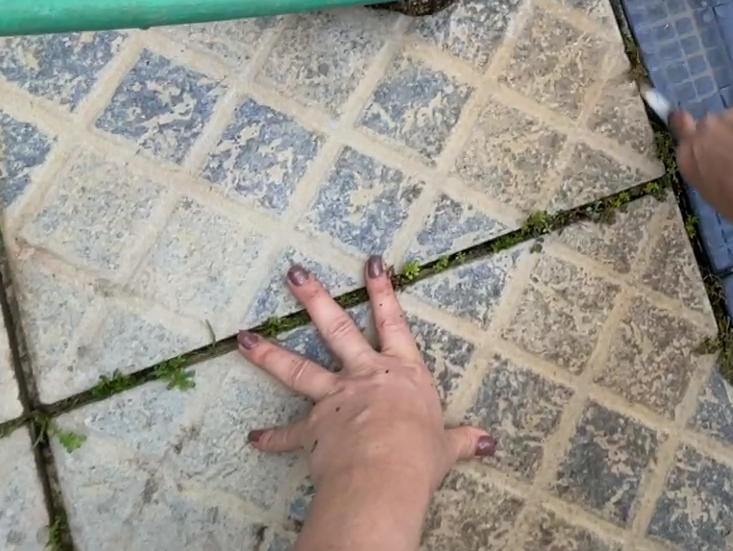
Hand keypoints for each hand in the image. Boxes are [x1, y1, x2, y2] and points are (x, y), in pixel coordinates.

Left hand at [237, 257, 493, 501]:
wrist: (385, 471)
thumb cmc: (419, 452)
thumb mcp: (446, 445)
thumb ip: (462, 440)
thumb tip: (489, 444)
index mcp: (402, 371)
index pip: (392, 321)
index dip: (382, 290)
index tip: (370, 262)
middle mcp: (366, 375)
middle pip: (337, 329)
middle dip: (315, 299)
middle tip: (294, 273)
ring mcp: (336, 398)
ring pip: (299, 369)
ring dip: (270, 353)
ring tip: (244, 337)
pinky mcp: (314, 429)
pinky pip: (290, 434)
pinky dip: (272, 438)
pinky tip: (254, 439)